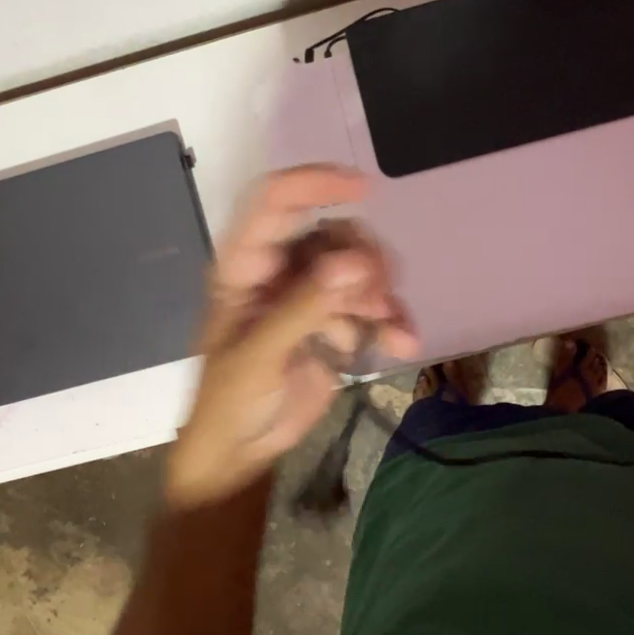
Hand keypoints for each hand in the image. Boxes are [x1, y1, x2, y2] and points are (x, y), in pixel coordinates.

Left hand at [164, 165, 416, 510]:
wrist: (242, 451)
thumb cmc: (230, 402)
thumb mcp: (261, 355)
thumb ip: (304, 307)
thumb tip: (356, 263)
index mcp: (246, 265)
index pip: (275, 203)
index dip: (314, 184)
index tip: (363, 188)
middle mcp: (280, 270)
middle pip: (332, 234)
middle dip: (363, 259)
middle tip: (375, 296)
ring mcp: (309, 296)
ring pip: (359, 268)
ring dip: (380, 293)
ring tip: (387, 325)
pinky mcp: (334, 323)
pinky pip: (372, 307)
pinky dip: (390, 322)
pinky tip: (402, 342)